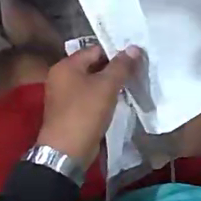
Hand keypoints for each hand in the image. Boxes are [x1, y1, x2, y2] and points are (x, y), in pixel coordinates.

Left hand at [37, 44, 142, 169]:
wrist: (67, 152)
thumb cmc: (85, 113)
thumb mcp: (106, 87)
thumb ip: (121, 66)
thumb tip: (134, 48)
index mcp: (66, 65)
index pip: (96, 50)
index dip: (117, 52)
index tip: (137, 58)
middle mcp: (62, 76)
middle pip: (94, 65)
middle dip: (115, 68)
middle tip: (138, 71)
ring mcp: (65, 95)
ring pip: (93, 82)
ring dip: (111, 84)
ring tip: (132, 84)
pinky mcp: (70, 110)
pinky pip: (90, 97)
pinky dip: (104, 97)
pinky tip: (120, 100)